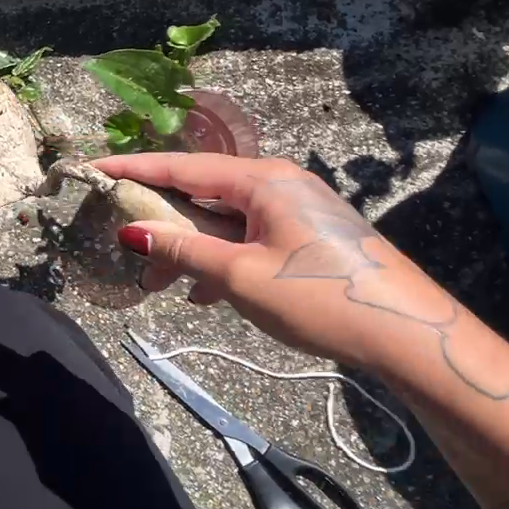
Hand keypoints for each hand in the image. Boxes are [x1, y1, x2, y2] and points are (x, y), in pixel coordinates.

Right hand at [93, 152, 463, 374]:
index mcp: (261, 179)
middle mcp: (277, 183)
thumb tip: (130, 231)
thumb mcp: (239, 276)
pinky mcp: (308, 235)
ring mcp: (296, 208)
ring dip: (189, 247)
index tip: (90, 169)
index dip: (131, 169)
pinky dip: (220, 257)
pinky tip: (205, 292)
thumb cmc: (322, 299)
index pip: (179, 167)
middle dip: (159, 220)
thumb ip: (181, 250)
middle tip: (122, 242)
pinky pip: (247, 235)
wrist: (418, 341)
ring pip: (222, 219)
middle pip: (199, 192)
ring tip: (161, 283)